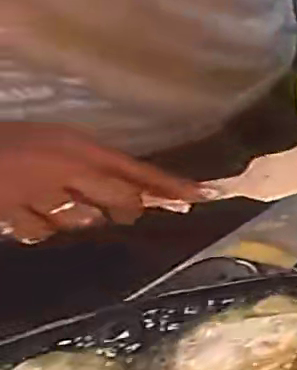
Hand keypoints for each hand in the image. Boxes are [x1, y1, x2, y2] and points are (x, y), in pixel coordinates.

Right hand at [0, 124, 204, 244]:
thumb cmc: (6, 139)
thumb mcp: (59, 139)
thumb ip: (95, 159)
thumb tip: (134, 181)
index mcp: (84, 149)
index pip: (143, 171)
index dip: (175, 186)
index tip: (205, 196)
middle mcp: (68, 171)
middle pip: (122, 200)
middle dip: (130, 209)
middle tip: (127, 213)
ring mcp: (34, 193)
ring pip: (83, 219)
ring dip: (83, 219)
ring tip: (70, 210)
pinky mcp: (3, 211)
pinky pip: (38, 230)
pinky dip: (42, 229)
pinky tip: (36, 221)